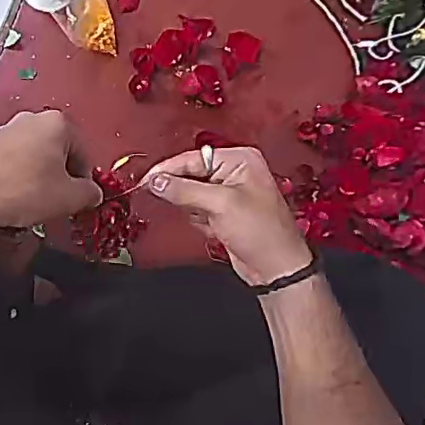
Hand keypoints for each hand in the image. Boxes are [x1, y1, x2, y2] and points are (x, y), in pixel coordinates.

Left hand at [0, 110, 102, 233]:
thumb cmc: (24, 192)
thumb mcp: (70, 198)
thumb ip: (90, 193)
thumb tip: (92, 193)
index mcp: (56, 122)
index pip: (83, 152)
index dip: (85, 179)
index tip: (81, 197)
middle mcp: (31, 119)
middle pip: (59, 150)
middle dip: (62, 175)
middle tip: (60, 200)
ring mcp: (6, 130)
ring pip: (35, 155)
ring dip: (40, 176)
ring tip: (35, 202)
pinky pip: (14, 161)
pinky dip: (19, 177)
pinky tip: (15, 197)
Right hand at [143, 146, 312, 285]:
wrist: (276, 267)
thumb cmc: (262, 232)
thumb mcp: (219, 205)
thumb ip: (184, 190)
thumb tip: (157, 181)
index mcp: (239, 159)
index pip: (194, 157)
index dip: (168, 169)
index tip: (147, 180)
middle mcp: (235, 172)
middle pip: (191, 174)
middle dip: (184, 192)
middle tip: (174, 202)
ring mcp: (229, 193)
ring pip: (191, 194)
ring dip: (193, 209)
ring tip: (209, 220)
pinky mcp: (224, 212)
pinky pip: (198, 209)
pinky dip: (199, 220)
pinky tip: (213, 229)